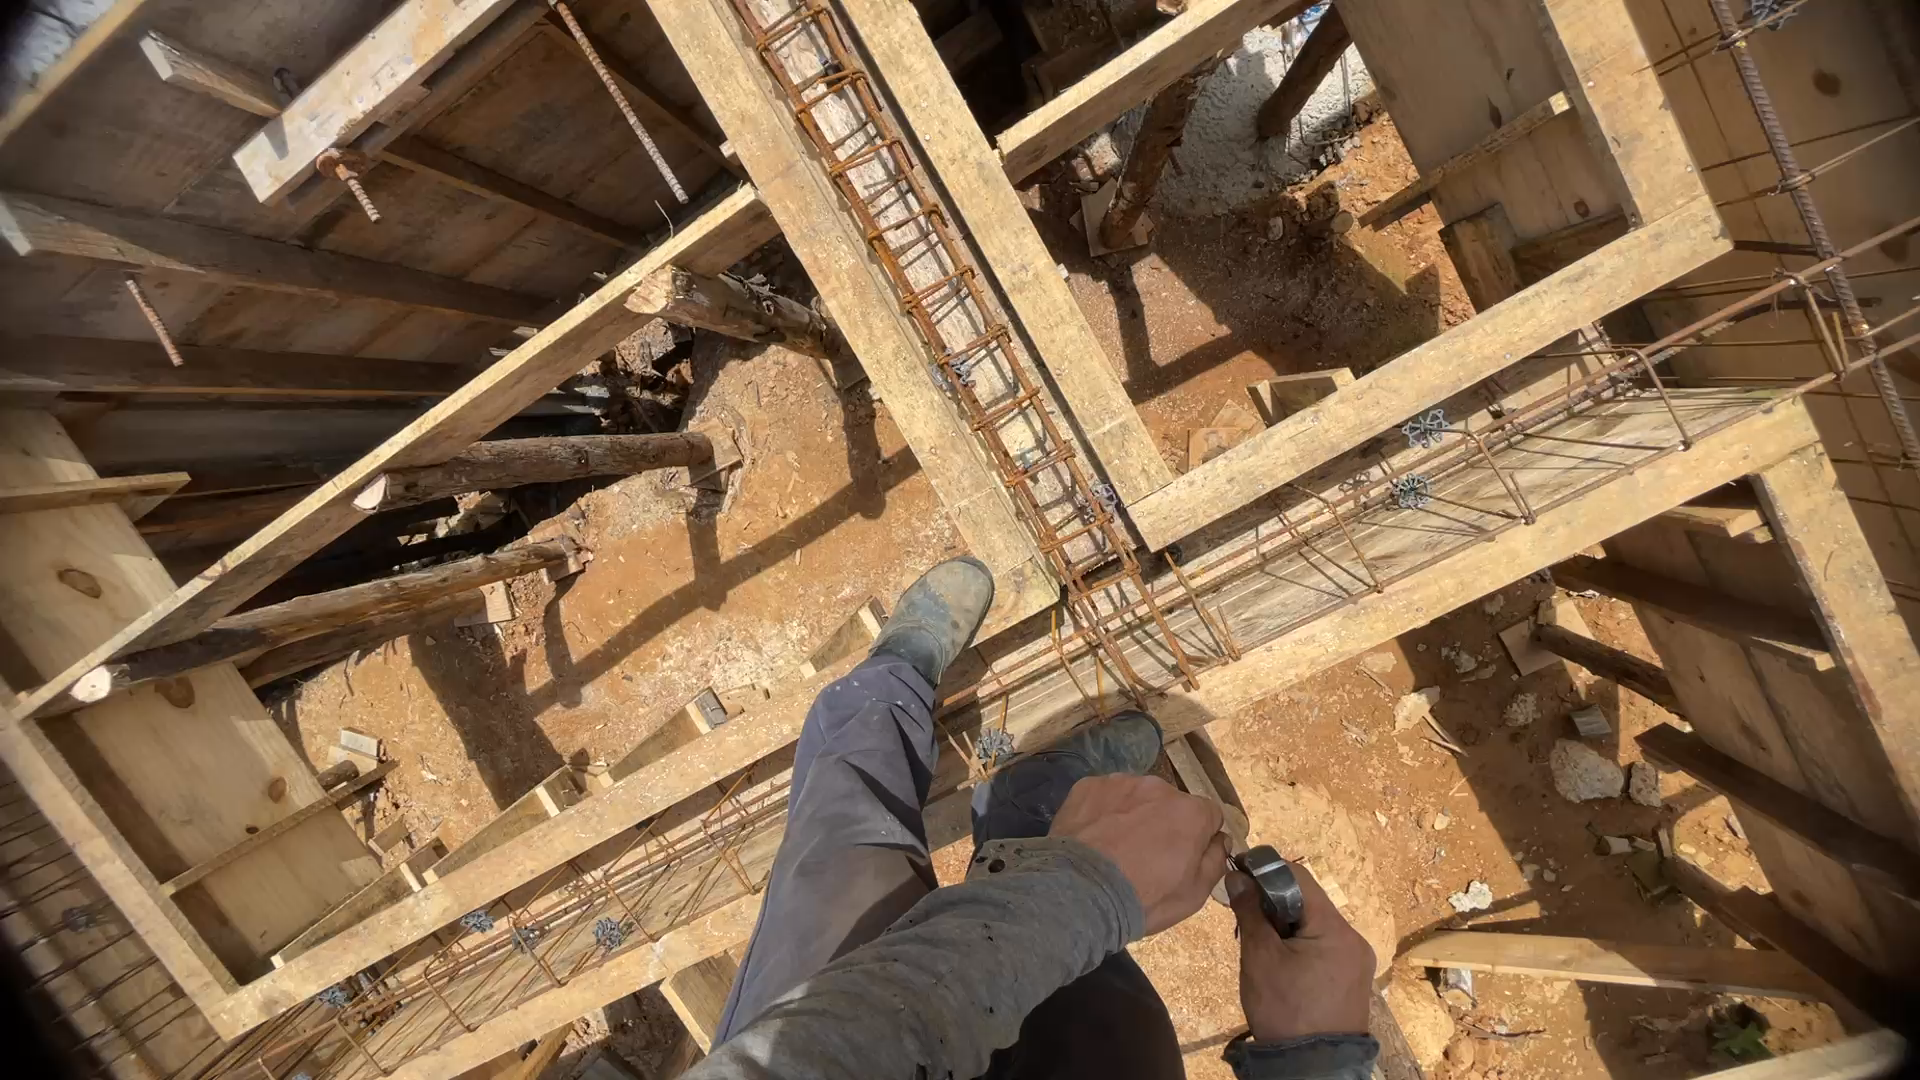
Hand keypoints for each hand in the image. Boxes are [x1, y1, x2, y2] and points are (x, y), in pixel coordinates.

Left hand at [1049, 774, 1229, 933]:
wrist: (1081, 891)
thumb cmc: (1144, 897)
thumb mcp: (1195, 894)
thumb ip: (1214, 859)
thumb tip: (1220, 838)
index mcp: (1189, 811)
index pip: (1208, 814)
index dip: (1200, 835)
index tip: (1185, 855)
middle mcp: (1157, 786)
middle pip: (1170, 802)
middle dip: (1164, 822)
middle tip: (1146, 854)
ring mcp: (1119, 782)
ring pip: (1135, 796)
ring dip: (1132, 813)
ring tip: (1115, 847)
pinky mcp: (1087, 785)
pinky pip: (1104, 795)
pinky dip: (1102, 811)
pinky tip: (1093, 837)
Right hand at [1227, 861, 1374, 1041]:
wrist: (1310, 1071)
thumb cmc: (1284, 1009)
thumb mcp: (1259, 956)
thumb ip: (1249, 910)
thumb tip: (1237, 876)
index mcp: (1337, 930)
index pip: (1299, 877)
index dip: (1266, 870)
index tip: (1238, 873)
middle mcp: (1353, 940)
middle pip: (1307, 899)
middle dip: (1272, 899)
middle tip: (1243, 910)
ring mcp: (1356, 961)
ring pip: (1312, 920)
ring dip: (1282, 919)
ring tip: (1256, 935)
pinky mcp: (1351, 977)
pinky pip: (1320, 942)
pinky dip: (1296, 938)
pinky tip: (1276, 954)